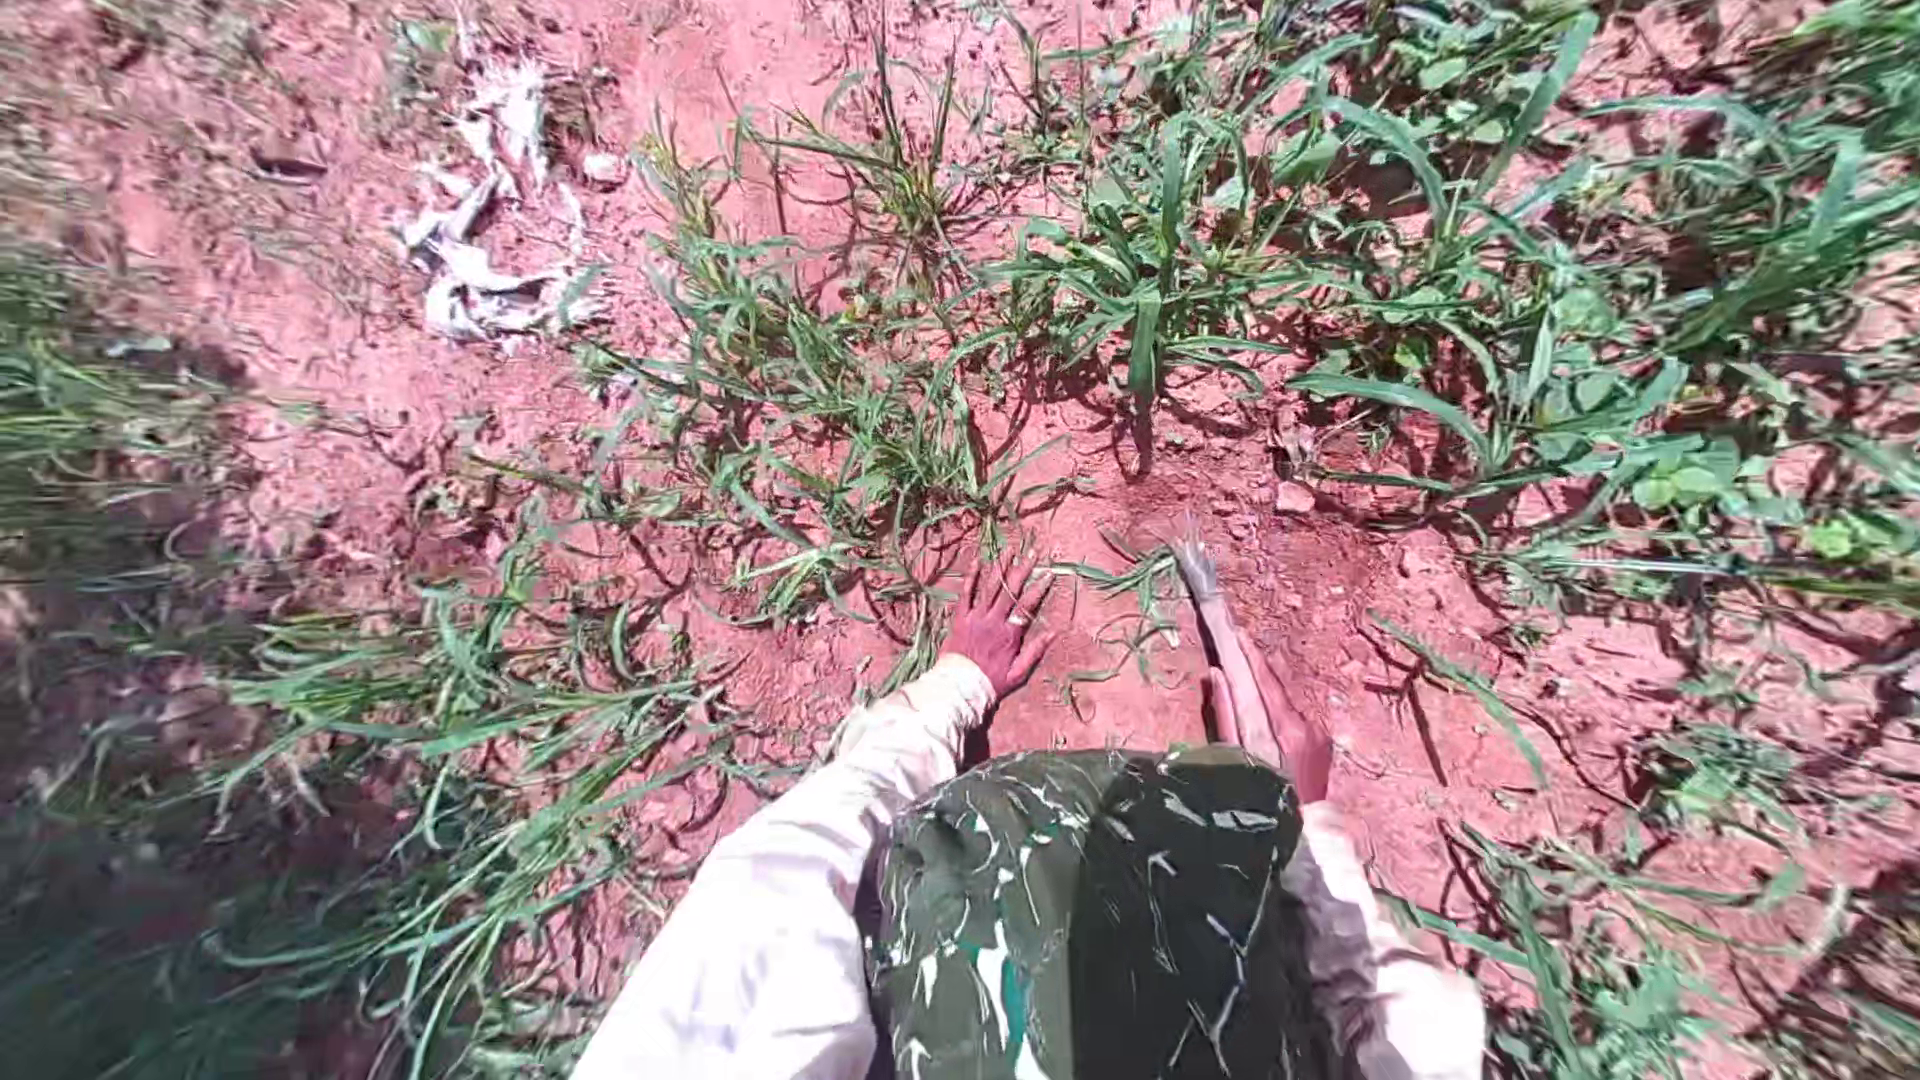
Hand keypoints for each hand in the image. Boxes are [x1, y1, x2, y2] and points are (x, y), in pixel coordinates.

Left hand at [943, 552, 1054, 697]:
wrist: (960, 687)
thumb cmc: (991, 682)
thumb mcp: (1018, 673)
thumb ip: (1035, 651)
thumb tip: (1053, 633)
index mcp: (1010, 634)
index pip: (1028, 605)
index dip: (1039, 588)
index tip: (1049, 573)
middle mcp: (994, 621)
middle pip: (1011, 591)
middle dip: (1023, 570)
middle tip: (1033, 554)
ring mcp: (976, 617)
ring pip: (990, 587)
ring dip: (1000, 568)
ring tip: (1010, 550)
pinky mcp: (960, 617)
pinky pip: (966, 593)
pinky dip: (972, 577)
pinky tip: (978, 561)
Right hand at [1203, 630, 1332, 802]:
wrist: (1302, 836)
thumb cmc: (1259, 799)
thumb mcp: (1234, 758)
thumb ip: (1225, 714)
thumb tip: (1217, 674)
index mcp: (1280, 729)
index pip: (1259, 681)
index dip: (1247, 655)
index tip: (1235, 631)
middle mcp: (1302, 724)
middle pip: (1272, 683)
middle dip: (1253, 659)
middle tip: (1236, 633)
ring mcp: (1315, 732)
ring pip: (1282, 695)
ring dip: (1263, 676)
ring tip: (1244, 654)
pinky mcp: (1320, 740)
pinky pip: (1291, 710)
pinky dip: (1273, 697)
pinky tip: (1262, 688)